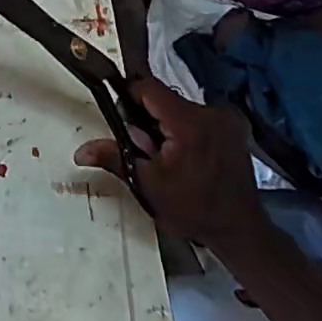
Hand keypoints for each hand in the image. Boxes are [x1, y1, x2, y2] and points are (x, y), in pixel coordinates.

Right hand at [75, 78, 265, 248]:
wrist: (241, 232)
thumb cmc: (193, 210)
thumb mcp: (148, 185)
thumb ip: (114, 158)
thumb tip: (80, 152)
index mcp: (189, 124)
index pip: (150, 88)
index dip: (130, 96)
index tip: (123, 116)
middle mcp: (212, 113)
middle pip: (165, 99)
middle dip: (149, 117)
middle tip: (146, 148)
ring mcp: (227, 119)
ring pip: (181, 107)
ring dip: (167, 123)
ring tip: (168, 155)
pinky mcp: (234, 126)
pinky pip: (198, 115)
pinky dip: (186, 128)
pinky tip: (187, 155)